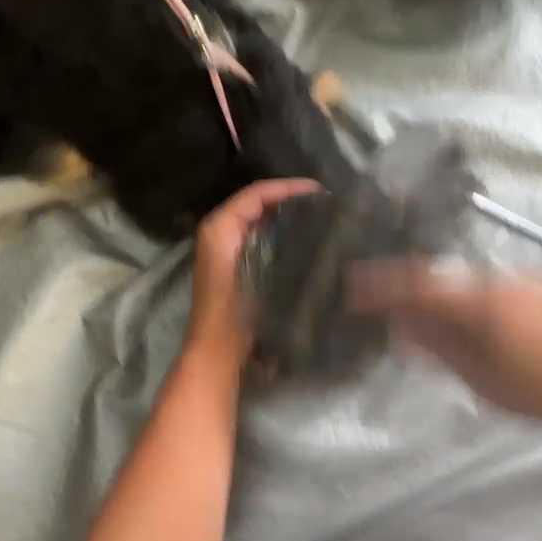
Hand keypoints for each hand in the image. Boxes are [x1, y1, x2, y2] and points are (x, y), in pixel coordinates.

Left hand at [182, 179, 322, 372]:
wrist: (216, 352)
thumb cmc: (235, 315)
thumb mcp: (259, 274)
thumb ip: (279, 245)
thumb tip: (313, 225)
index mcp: (219, 228)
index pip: (257, 194)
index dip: (288, 188)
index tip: (321, 192)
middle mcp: (218, 233)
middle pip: (256, 204)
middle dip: (288, 200)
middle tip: (325, 203)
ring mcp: (223, 251)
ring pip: (257, 221)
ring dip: (285, 217)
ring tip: (319, 218)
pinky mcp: (232, 268)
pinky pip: (257, 239)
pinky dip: (278, 235)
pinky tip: (303, 243)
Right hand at [349, 263, 541, 432]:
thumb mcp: (480, 378)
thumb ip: (437, 346)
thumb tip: (399, 324)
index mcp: (482, 300)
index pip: (418, 284)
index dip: (381, 285)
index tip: (352, 287)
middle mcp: (503, 279)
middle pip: (442, 280)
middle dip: (411, 296)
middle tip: (390, 318)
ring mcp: (530, 281)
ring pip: (470, 285)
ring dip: (443, 302)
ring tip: (431, 332)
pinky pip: (495, 290)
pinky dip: (472, 305)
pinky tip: (478, 331)